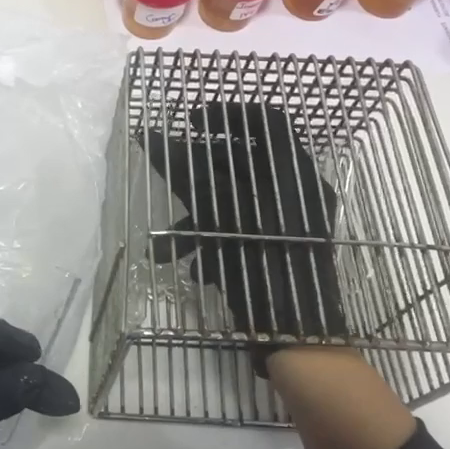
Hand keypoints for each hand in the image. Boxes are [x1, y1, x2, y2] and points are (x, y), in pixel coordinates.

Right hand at [143, 104, 343, 344]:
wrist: (297, 335)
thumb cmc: (260, 266)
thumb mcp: (217, 217)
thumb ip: (184, 173)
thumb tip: (149, 137)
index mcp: (293, 172)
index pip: (267, 120)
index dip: (228, 113)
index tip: (193, 120)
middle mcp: (300, 190)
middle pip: (248, 160)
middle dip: (202, 169)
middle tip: (173, 169)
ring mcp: (297, 221)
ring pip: (243, 199)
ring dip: (202, 215)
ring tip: (168, 244)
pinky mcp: (289, 246)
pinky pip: (251, 227)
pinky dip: (221, 239)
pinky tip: (194, 267)